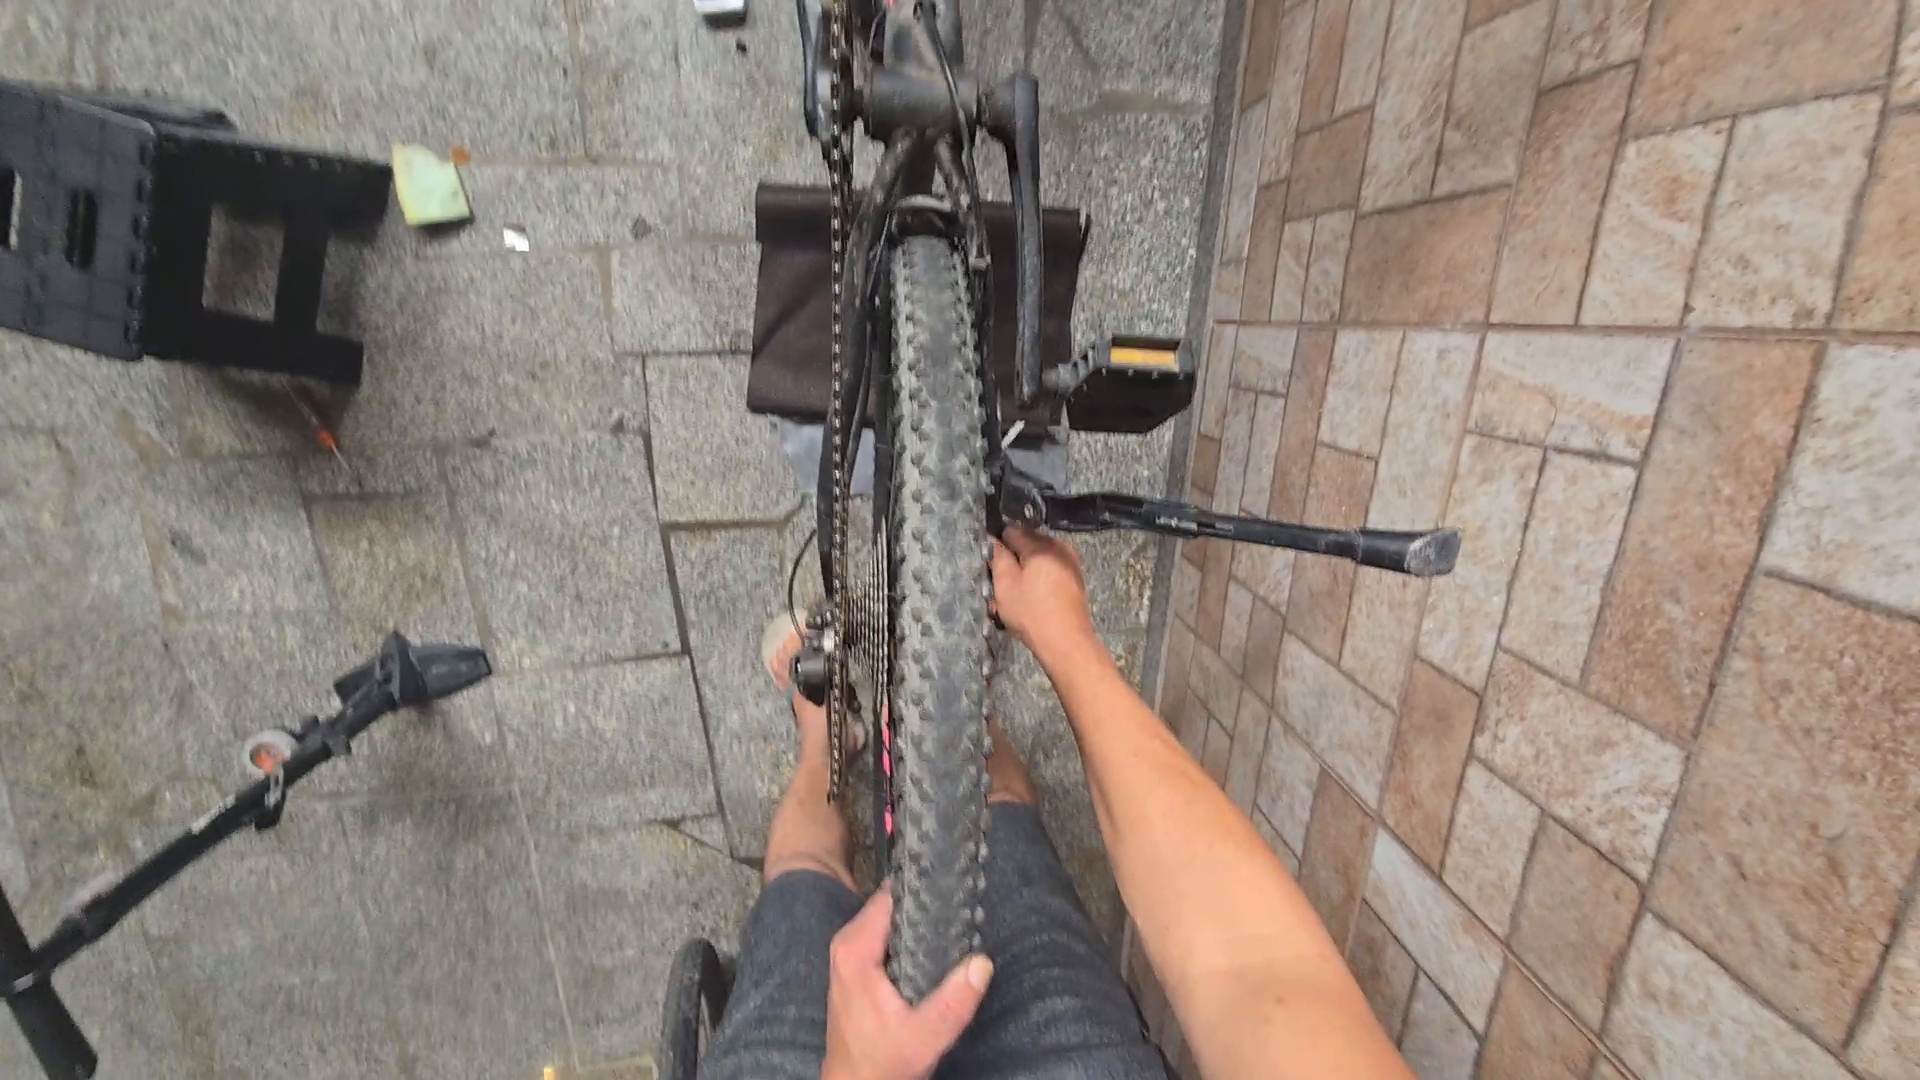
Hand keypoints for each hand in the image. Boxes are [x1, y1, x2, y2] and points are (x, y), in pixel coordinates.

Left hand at [822, 886, 994, 1079]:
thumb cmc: (882, 1064)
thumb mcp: (924, 1037)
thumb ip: (953, 1002)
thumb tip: (982, 963)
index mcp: (855, 949)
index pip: (889, 896)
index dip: (920, 887)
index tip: (950, 881)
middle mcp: (846, 943)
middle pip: (889, 903)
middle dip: (922, 900)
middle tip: (958, 898)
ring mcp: (848, 952)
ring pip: (887, 916)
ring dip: (916, 915)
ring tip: (951, 913)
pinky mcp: (855, 963)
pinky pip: (882, 931)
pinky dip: (906, 930)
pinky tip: (932, 937)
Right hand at [990, 527, 1097, 659]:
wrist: (1066, 642)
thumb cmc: (1032, 613)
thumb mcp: (1006, 584)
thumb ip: (998, 557)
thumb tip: (994, 540)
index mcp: (1042, 545)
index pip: (1012, 531)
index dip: (997, 545)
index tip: (991, 564)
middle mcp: (1059, 548)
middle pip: (1027, 544)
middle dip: (1013, 560)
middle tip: (1000, 585)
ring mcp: (1070, 563)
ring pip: (1038, 560)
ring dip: (1024, 573)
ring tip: (1013, 597)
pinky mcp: (1074, 580)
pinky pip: (1050, 571)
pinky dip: (1038, 581)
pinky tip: (1030, 600)